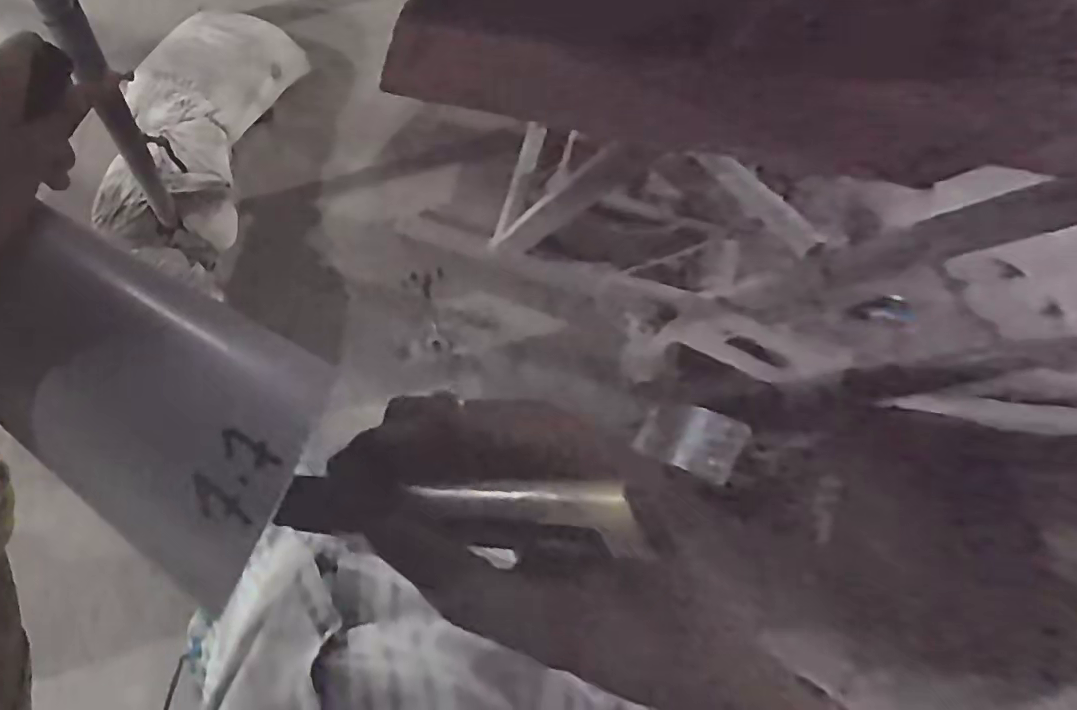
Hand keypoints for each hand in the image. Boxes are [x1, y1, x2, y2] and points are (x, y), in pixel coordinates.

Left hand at [0, 32, 93, 311]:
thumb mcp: (37, 152)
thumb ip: (69, 112)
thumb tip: (103, 77)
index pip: (32, 45)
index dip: (61, 71)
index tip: (76, 109)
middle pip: (16, 78)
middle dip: (49, 112)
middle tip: (66, 153)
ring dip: (30, 136)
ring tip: (50, 179)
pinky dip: (1, 146)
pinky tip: (13, 184)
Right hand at [326, 396, 826, 709]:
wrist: (733, 661)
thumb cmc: (649, 642)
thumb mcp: (544, 623)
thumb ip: (451, 572)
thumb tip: (372, 521)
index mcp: (558, 446)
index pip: (448, 422)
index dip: (387, 445)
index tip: (343, 479)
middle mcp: (549, 422)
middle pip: (443, 414)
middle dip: (391, 452)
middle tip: (359, 501)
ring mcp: (552, 435)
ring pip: (453, 429)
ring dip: (411, 463)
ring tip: (382, 507)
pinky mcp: (551, 456)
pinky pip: (475, 451)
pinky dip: (440, 474)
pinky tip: (427, 509)